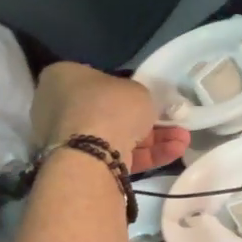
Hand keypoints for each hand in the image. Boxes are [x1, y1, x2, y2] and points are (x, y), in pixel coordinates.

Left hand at [31, 61, 188, 172]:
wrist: (91, 152)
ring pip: (116, 137)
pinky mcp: (80, 164)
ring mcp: (66, 137)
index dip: (127, 90)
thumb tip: (134, 104)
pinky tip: (174, 153)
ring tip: (183, 141)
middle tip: (174, 124)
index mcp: (62, 76)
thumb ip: (136, 95)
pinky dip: (145, 155)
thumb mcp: (136, 89)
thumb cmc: (110, 106)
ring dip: (154, 140)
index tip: (150, 99)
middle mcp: (58, 106)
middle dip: (146, 121)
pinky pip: (116, 156)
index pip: (97, 80)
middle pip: (109, 112)